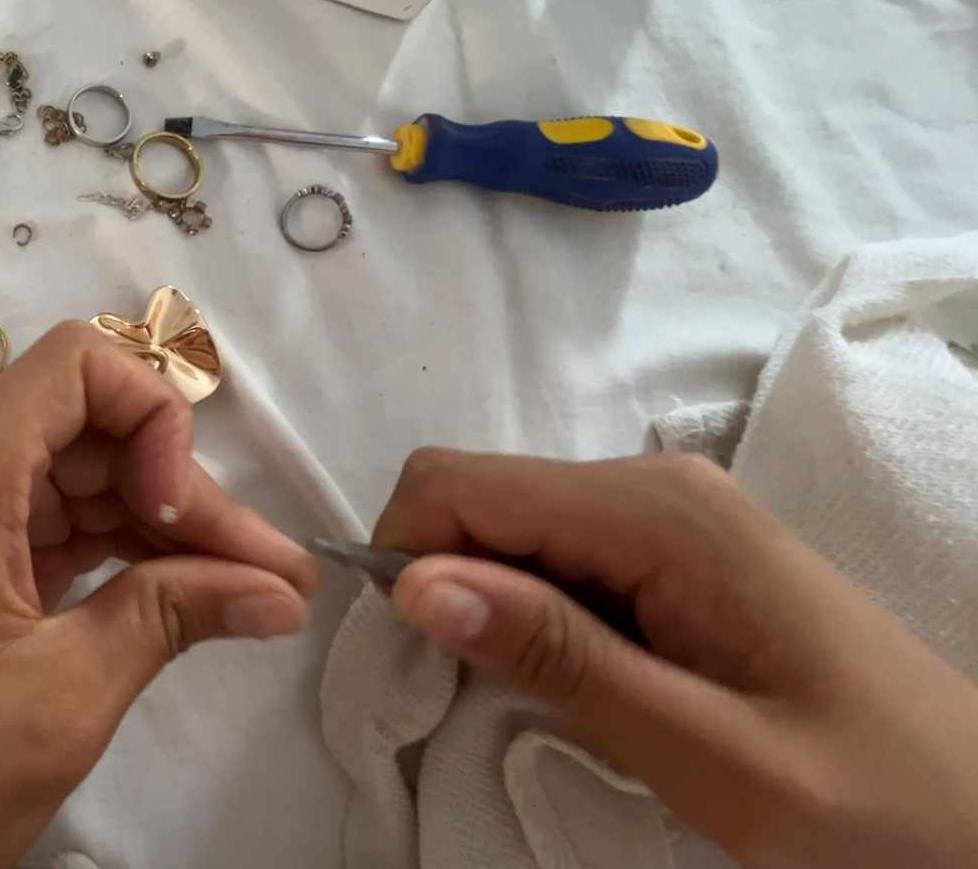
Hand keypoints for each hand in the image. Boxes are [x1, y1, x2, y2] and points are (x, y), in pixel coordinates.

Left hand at [0, 323, 322, 868]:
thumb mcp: (61, 697)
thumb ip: (171, 617)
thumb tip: (280, 592)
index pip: (76, 364)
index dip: (149, 415)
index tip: (174, 513)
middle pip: (96, 428)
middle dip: (182, 490)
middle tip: (266, 573)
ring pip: (89, 479)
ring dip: (165, 529)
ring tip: (250, 589)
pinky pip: (65, 526)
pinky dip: (125, 555)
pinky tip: (184, 597)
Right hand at [375, 450, 977, 868]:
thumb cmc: (886, 812)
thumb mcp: (716, 759)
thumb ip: (557, 658)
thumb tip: (413, 583)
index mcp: (656, 512)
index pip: (458, 484)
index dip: (408, 550)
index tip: (421, 640)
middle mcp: (646, 482)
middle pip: (471, 490)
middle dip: (440, 569)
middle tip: (484, 670)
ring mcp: (655, 505)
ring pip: (496, 514)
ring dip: (479, 588)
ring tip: (538, 675)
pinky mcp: (656, 535)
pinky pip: (538, 540)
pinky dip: (516, 594)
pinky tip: (572, 655)